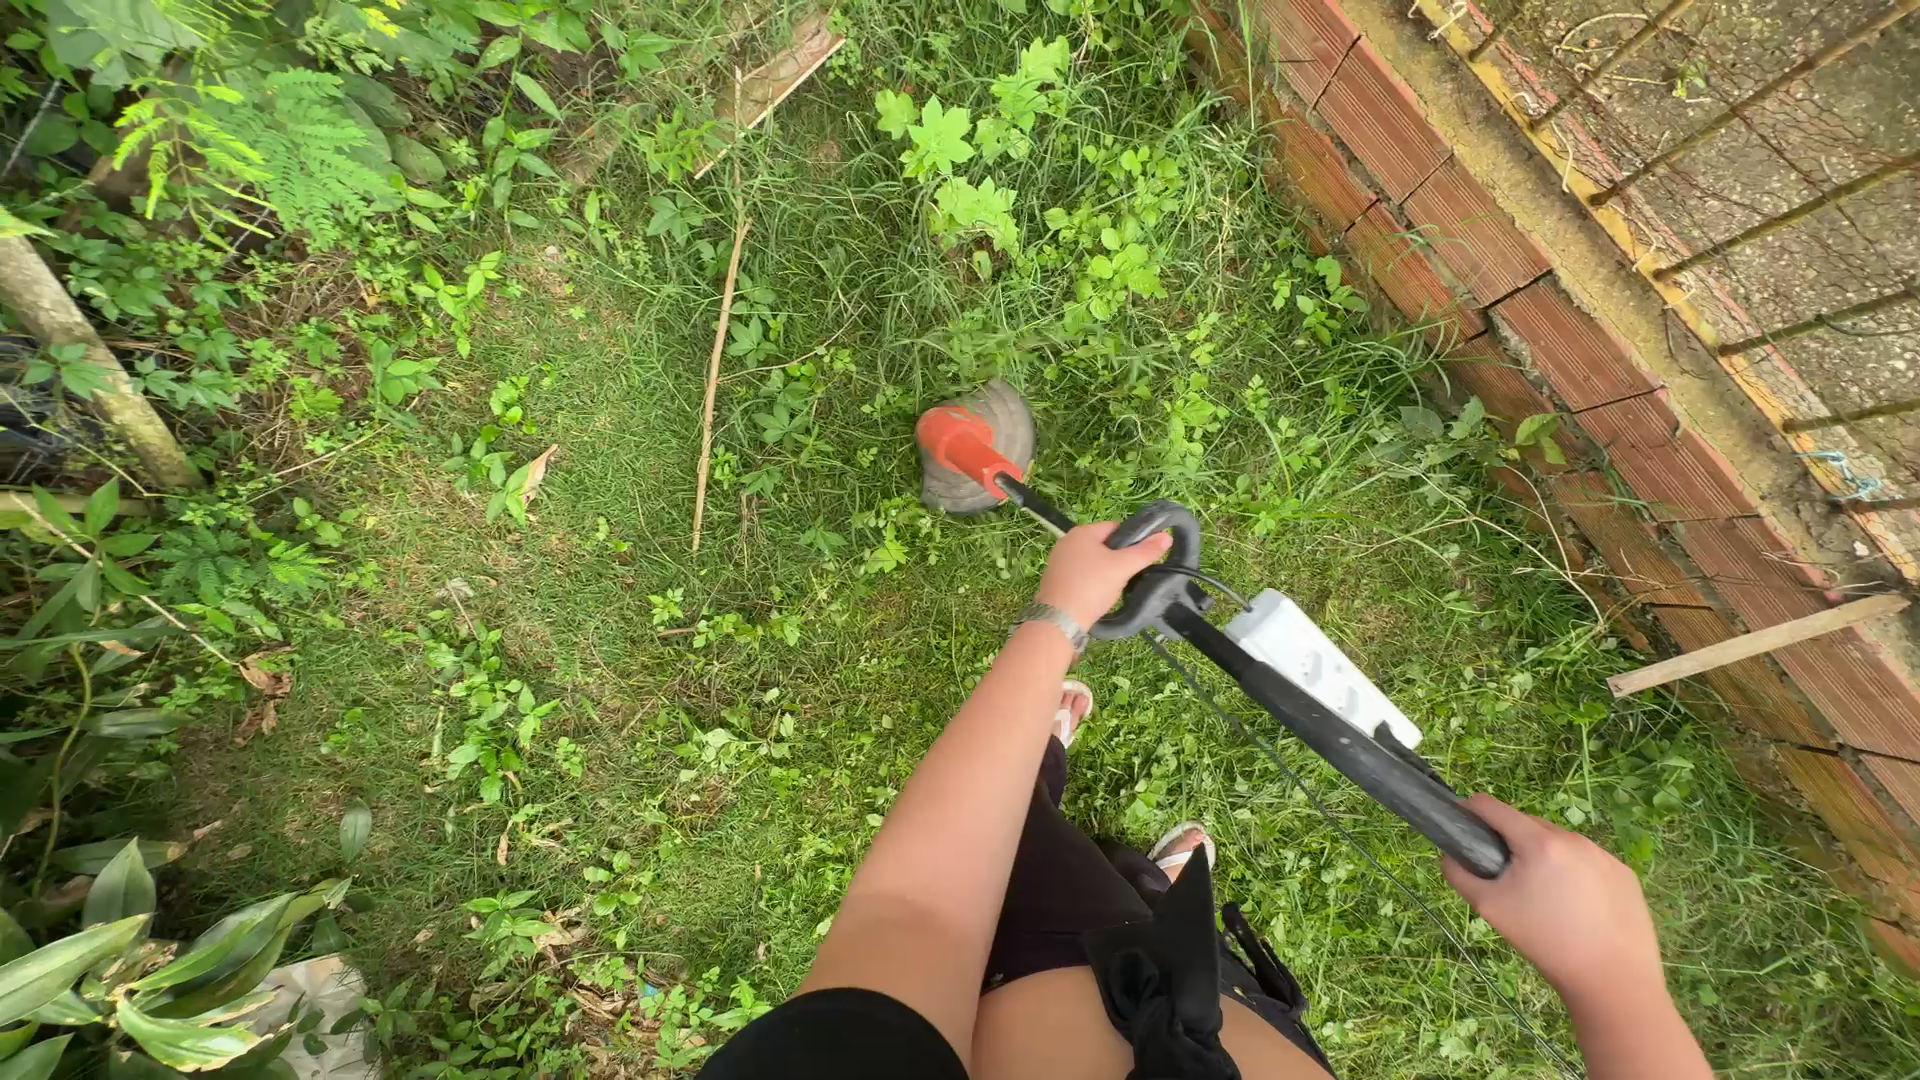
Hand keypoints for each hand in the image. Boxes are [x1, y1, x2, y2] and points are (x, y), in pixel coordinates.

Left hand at [1033, 522, 1172, 629]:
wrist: (1060, 619)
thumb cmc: (1092, 586)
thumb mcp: (1123, 567)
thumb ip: (1145, 551)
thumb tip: (1166, 536)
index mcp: (1081, 532)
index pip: (1114, 527)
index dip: (1131, 540)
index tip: (1139, 559)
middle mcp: (1066, 542)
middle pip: (1103, 544)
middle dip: (1118, 558)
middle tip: (1128, 575)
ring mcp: (1058, 561)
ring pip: (1091, 561)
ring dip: (1105, 571)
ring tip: (1114, 587)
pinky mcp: (1055, 579)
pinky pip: (1080, 574)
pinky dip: (1091, 581)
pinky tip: (1097, 595)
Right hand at [1442, 794, 1666, 1005]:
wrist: (1614, 984)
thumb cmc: (1544, 941)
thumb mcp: (1487, 906)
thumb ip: (1457, 872)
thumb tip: (1449, 854)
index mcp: (1539, 842)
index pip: (1491, 806)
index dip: (1468, 811)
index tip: (1462, 828)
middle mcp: (1574, 840)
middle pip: (1525, 822)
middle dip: (1508, 838)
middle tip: (1505, 874)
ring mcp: (1605, 856)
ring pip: (1556, 840)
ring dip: (1540, 852)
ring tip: (1542, 891)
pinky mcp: (1626, 875)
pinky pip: (1585, 858)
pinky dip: (1571, 868)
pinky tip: (1574, 902)